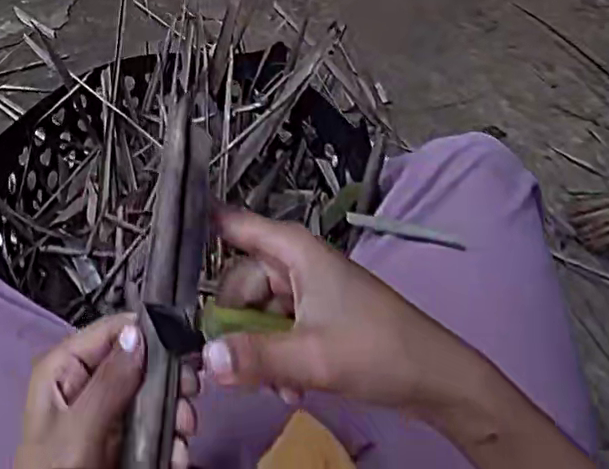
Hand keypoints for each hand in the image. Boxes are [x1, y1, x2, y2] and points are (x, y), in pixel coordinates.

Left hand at [14, 313, 199, 468]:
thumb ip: (107, 383)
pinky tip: (178, 453)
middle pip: (134, 363)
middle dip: (166, 377)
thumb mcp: (77, 431)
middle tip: (191, 392)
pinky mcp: (118, 444)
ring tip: (186, 430)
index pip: (108, 332)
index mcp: (64, 367)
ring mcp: (104, 415)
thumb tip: (136, 332)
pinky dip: (169, 438)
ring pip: (148, 396)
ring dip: (173, 410)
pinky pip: (150, 429)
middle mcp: (85, 384)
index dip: (145, 332)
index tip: (181, 344)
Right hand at [202, 206, 477, 414]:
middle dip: (236, 322)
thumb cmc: (377, 349)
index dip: (198, 229)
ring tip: (275, 383)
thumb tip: (205, 360)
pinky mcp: (315, 312)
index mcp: (289, 247)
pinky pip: (277, 325)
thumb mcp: (313, 357)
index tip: (167, 251)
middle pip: (239, 280)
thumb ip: (255, 357)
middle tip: (235, 361)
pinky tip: (289, 385)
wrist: (440, 381)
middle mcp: (292, 259)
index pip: (230, 224)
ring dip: (259, 345)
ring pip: (258, 309)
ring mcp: (304, 285)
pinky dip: (277, 352)